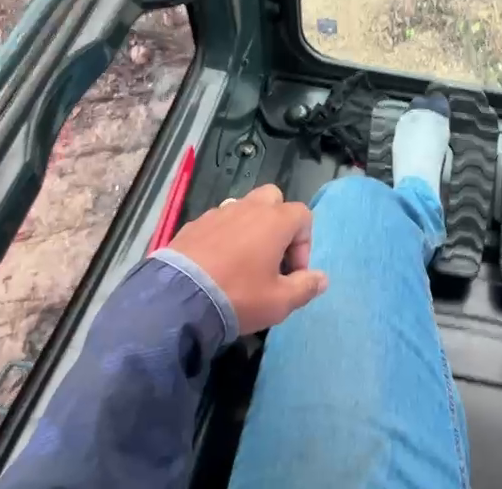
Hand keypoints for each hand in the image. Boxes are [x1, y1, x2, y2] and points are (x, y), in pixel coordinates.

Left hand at [166, 184, 328, 334]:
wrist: (178, 298)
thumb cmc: (238, 296)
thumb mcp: (279, 302)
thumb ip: (305, 287)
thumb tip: (322, 278)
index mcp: (275, 220)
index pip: (303, 216)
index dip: (304, 244)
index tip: (292, 273)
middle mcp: (249, 207)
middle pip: (273, 199)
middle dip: (278, 223)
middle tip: (271, 257)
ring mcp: (219, 212)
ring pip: (244, 208)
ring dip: (250, 228)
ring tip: (242, 262)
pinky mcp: (195, 223)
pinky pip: (218, 222)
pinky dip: (224, 236)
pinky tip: (216, 264)